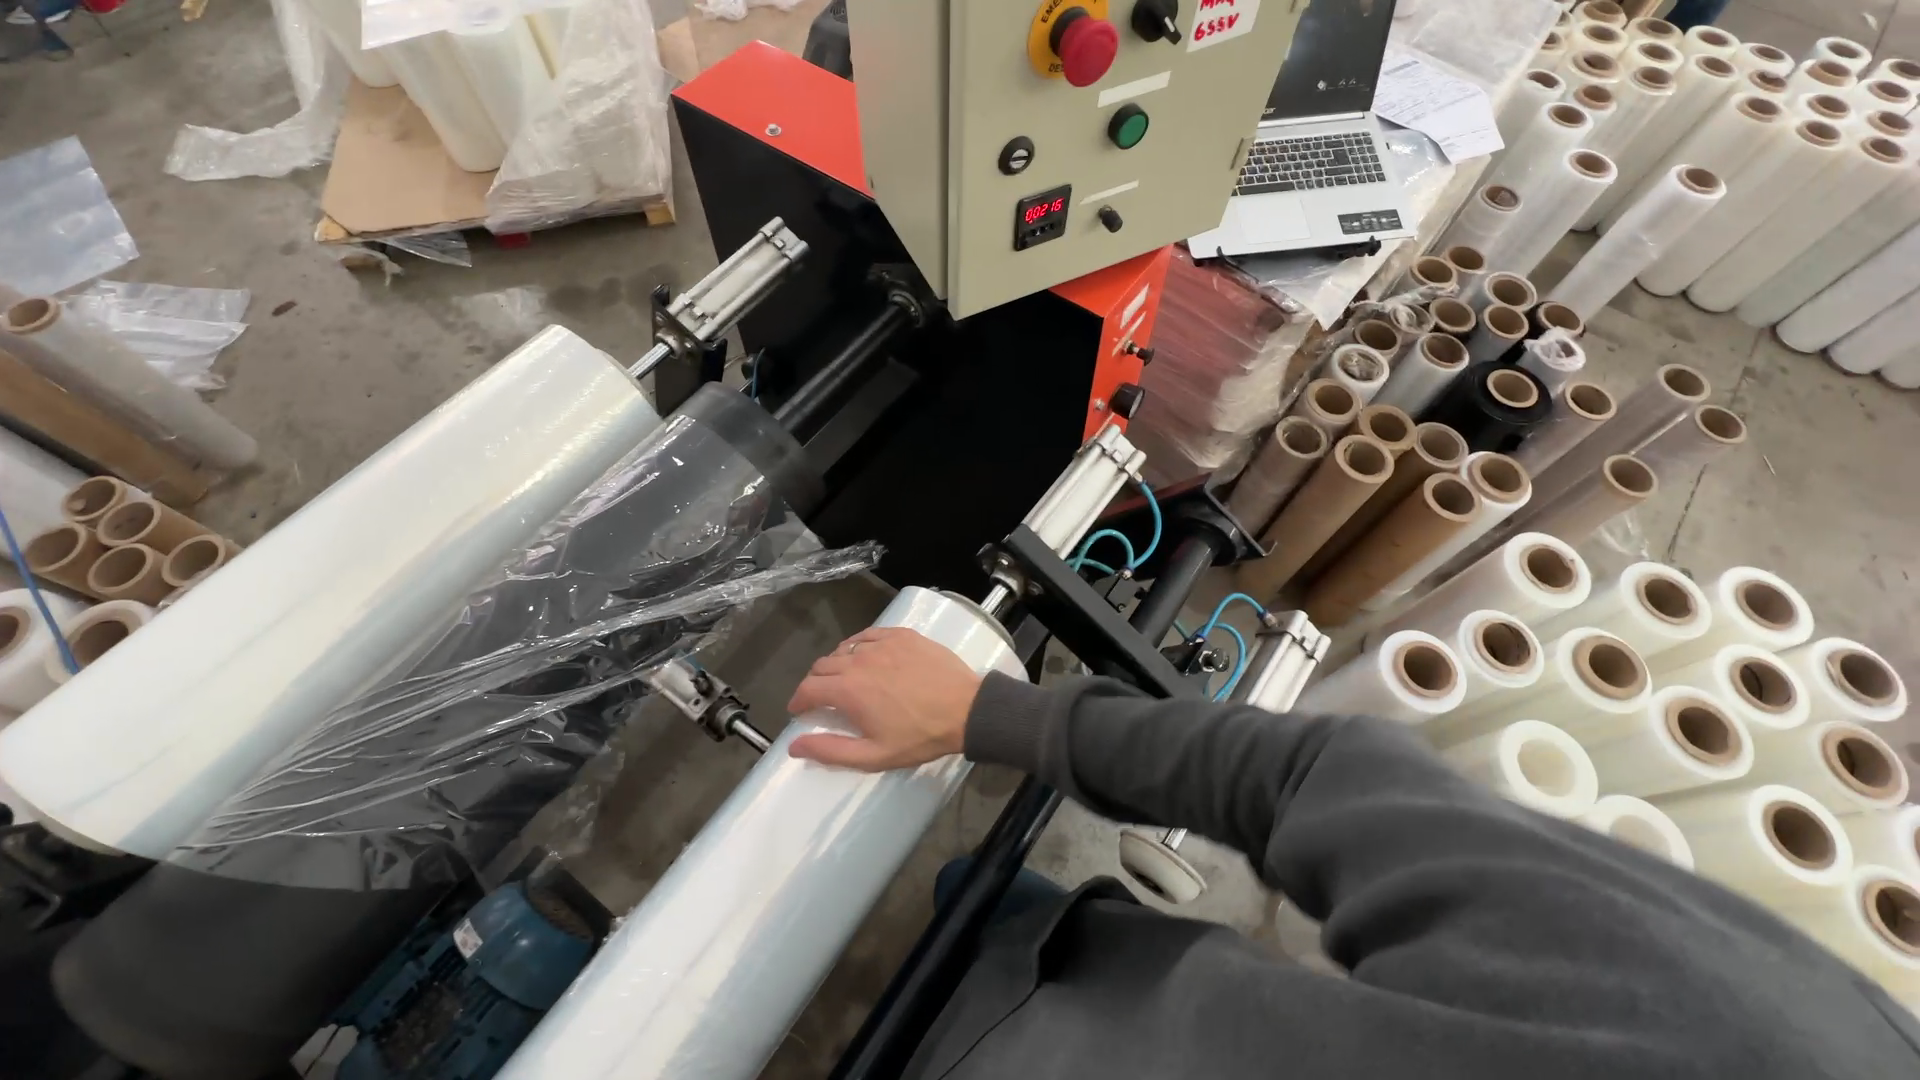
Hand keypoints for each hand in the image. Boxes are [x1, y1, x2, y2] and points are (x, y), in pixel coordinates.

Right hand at [786, 626, 982, 770]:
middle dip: (815, 682)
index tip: (800, 710)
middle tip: (822, 698)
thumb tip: (794, 745)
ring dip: (836, 664)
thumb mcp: (874, 755)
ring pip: (844, 648)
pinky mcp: (902, 635)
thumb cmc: (920, 737)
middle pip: (822, 665)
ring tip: (844, 679)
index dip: (798, 700)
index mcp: (847, 690)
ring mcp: (882, 643)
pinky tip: (866, 657)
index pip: (807, 688)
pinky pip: (869, 634)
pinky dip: (859, 646)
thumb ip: (830, 750)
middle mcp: (859, 660)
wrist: (966, 710)